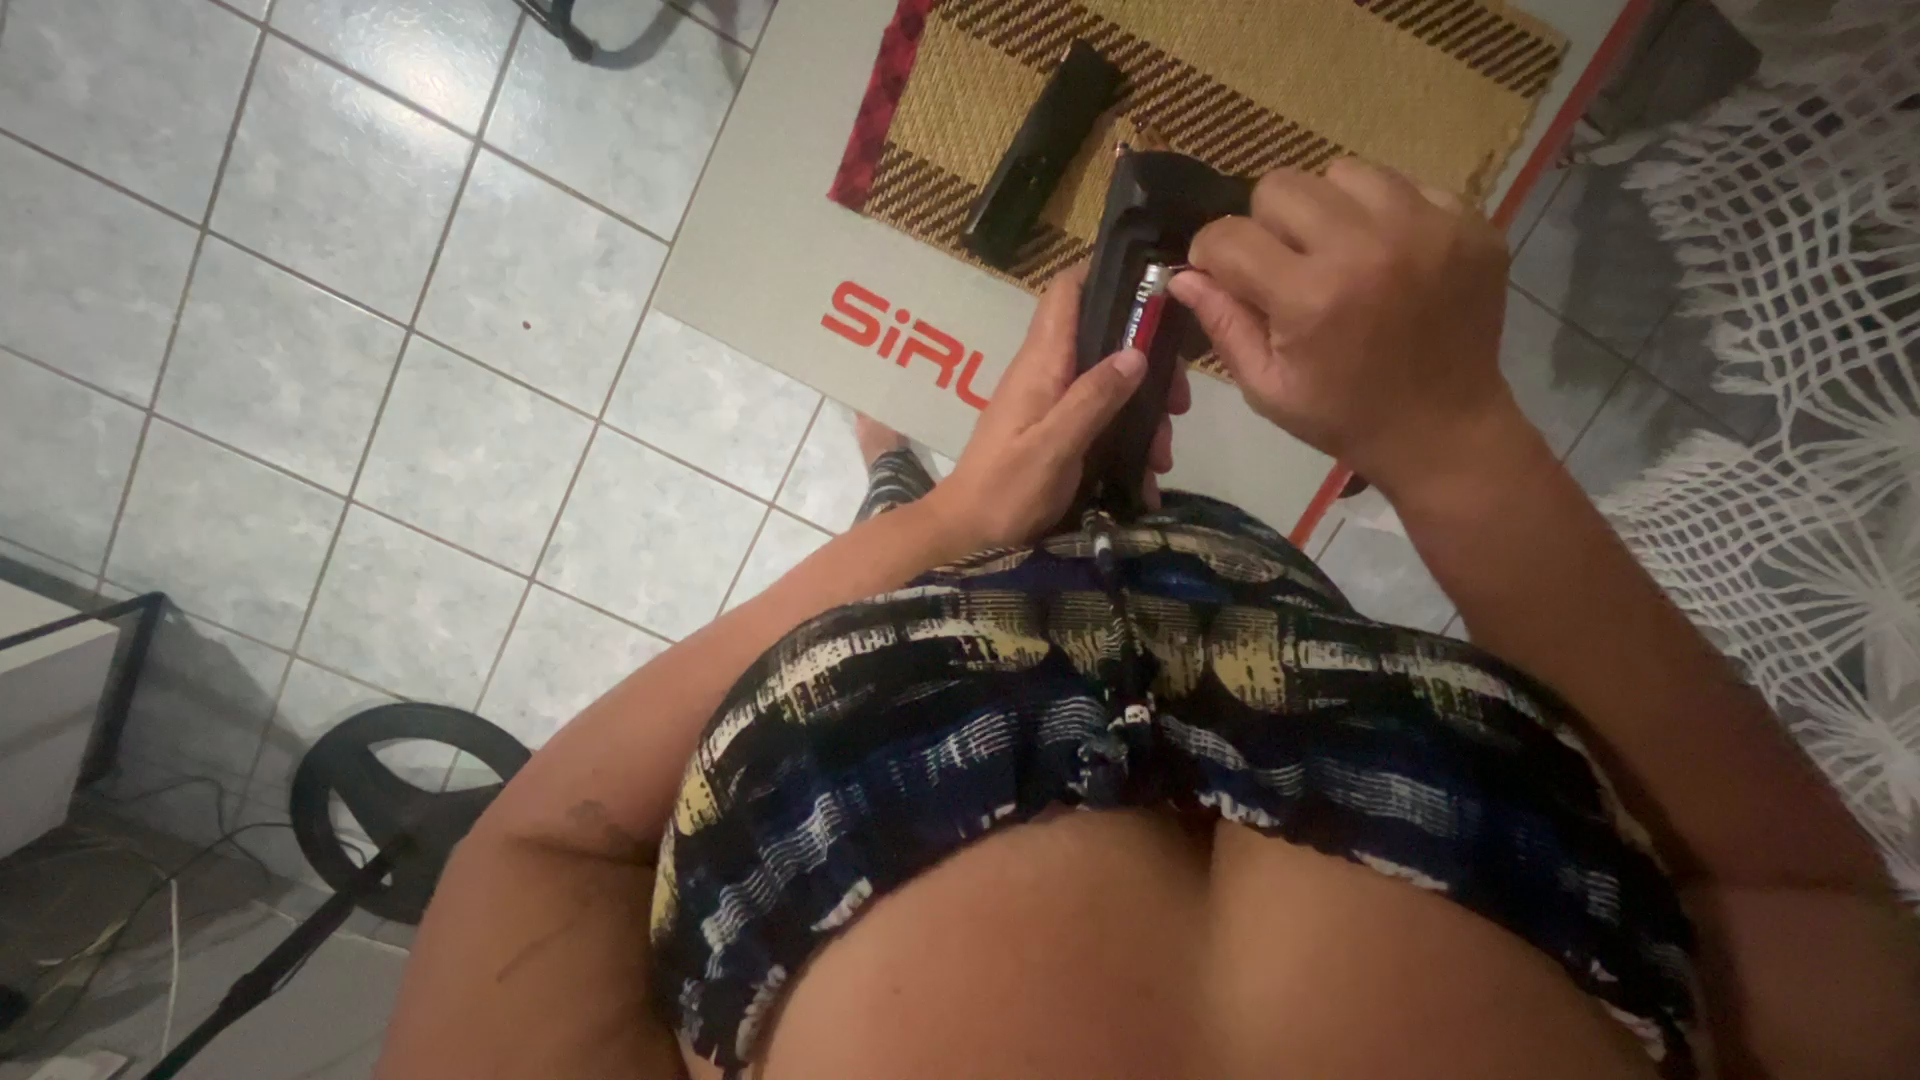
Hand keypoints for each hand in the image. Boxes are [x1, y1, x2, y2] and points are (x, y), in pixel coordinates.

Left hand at [926, 265, 1188, 550]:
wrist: (968, 532)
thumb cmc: (1005, 489)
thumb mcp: (1054, 447)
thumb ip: (1092, 399)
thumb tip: (1137, 352)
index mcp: (1042, 364)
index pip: (1067, 292)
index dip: (1106, 275)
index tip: (1156, 289)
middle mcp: (1047, 373)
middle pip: (1105, 340)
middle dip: (1149, 364)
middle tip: (1178, 404)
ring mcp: (1051, 401)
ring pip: (1109, 384)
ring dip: (1143, 414)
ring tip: (1161, 459)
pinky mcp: (1054, 429)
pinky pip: (1100, 419)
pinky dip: (1125, 440)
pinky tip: (1144, 478)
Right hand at [1168, 157, 1517, 498]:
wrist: (1443, 428)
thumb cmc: (1341, 415)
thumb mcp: (1266, 386)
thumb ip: (1223, 324)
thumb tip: (1183, 276)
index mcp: (1310, 297)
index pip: (1229, 236)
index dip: (1210, 252)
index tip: (1218, 271)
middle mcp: (1367, 246)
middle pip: (1281, 185)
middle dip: (1264, 224)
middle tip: (1280, 264)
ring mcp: (1426, 226)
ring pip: (1342, 172)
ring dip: (1324, 209)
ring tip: (1335, 254)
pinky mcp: (1467, 221)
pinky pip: (1403, 185)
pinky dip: (1381, 215)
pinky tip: (1385, 258)